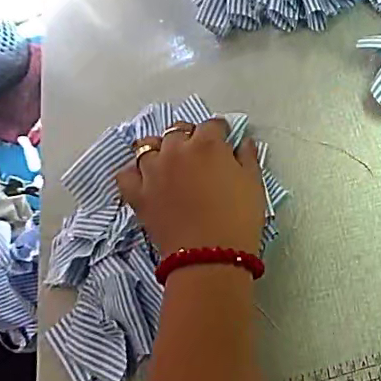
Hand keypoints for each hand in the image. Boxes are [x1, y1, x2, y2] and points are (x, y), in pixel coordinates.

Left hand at [115, 119, 266, 256]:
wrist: (210, 255)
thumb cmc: (239, 217)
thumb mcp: (254, 184)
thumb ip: (247, 157)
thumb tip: (242, 142)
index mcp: (207, 145)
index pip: (212, 125)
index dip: (220, 131)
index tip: (225, 138)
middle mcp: (175, 150)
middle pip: (178, 131)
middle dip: (189, 136)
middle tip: (199, 152)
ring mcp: (152, 171)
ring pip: (147, 146)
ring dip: (160, 149)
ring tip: (170, 162)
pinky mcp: (137, 193)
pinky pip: (126, 173)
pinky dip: (135, 172)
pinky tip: (146, 178)